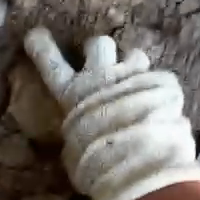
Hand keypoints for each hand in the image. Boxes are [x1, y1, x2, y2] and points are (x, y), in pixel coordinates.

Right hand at [23, 28, 199, 199]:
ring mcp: (133, 78)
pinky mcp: (161, 84)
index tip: (36, 34)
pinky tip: (162, 108)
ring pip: (134, 54)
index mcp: (72, 95)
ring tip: (138, 87)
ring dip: (134, 67)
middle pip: (98, 43)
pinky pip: (160, 78)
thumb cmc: (97, 164)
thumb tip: (80, 135)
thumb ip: (77, 132)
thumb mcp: (74, 151)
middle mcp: (100, 78)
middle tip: (104, 65)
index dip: (42, 47)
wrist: (139, 164)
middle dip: (100, 50)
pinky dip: (160, 91)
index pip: (51, 64)